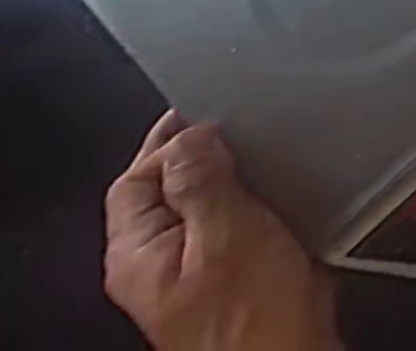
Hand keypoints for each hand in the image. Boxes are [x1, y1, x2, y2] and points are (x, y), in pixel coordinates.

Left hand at [104, 112, 337, 350]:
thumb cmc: (251, 308)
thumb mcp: (225, 236)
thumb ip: (201, 184)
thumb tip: (189, 135)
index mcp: (140, 253)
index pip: (134, 181)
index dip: (165, 142)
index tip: (206, 107)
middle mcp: (161, 257)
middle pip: (167, 187)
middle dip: (199, 149)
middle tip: (239, 117)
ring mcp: (198, 262)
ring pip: (204, 197)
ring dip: (230, 166)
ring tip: (263, 139)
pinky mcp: (235, 262)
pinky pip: (234, 210)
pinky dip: (253, 185)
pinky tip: (280, 174)